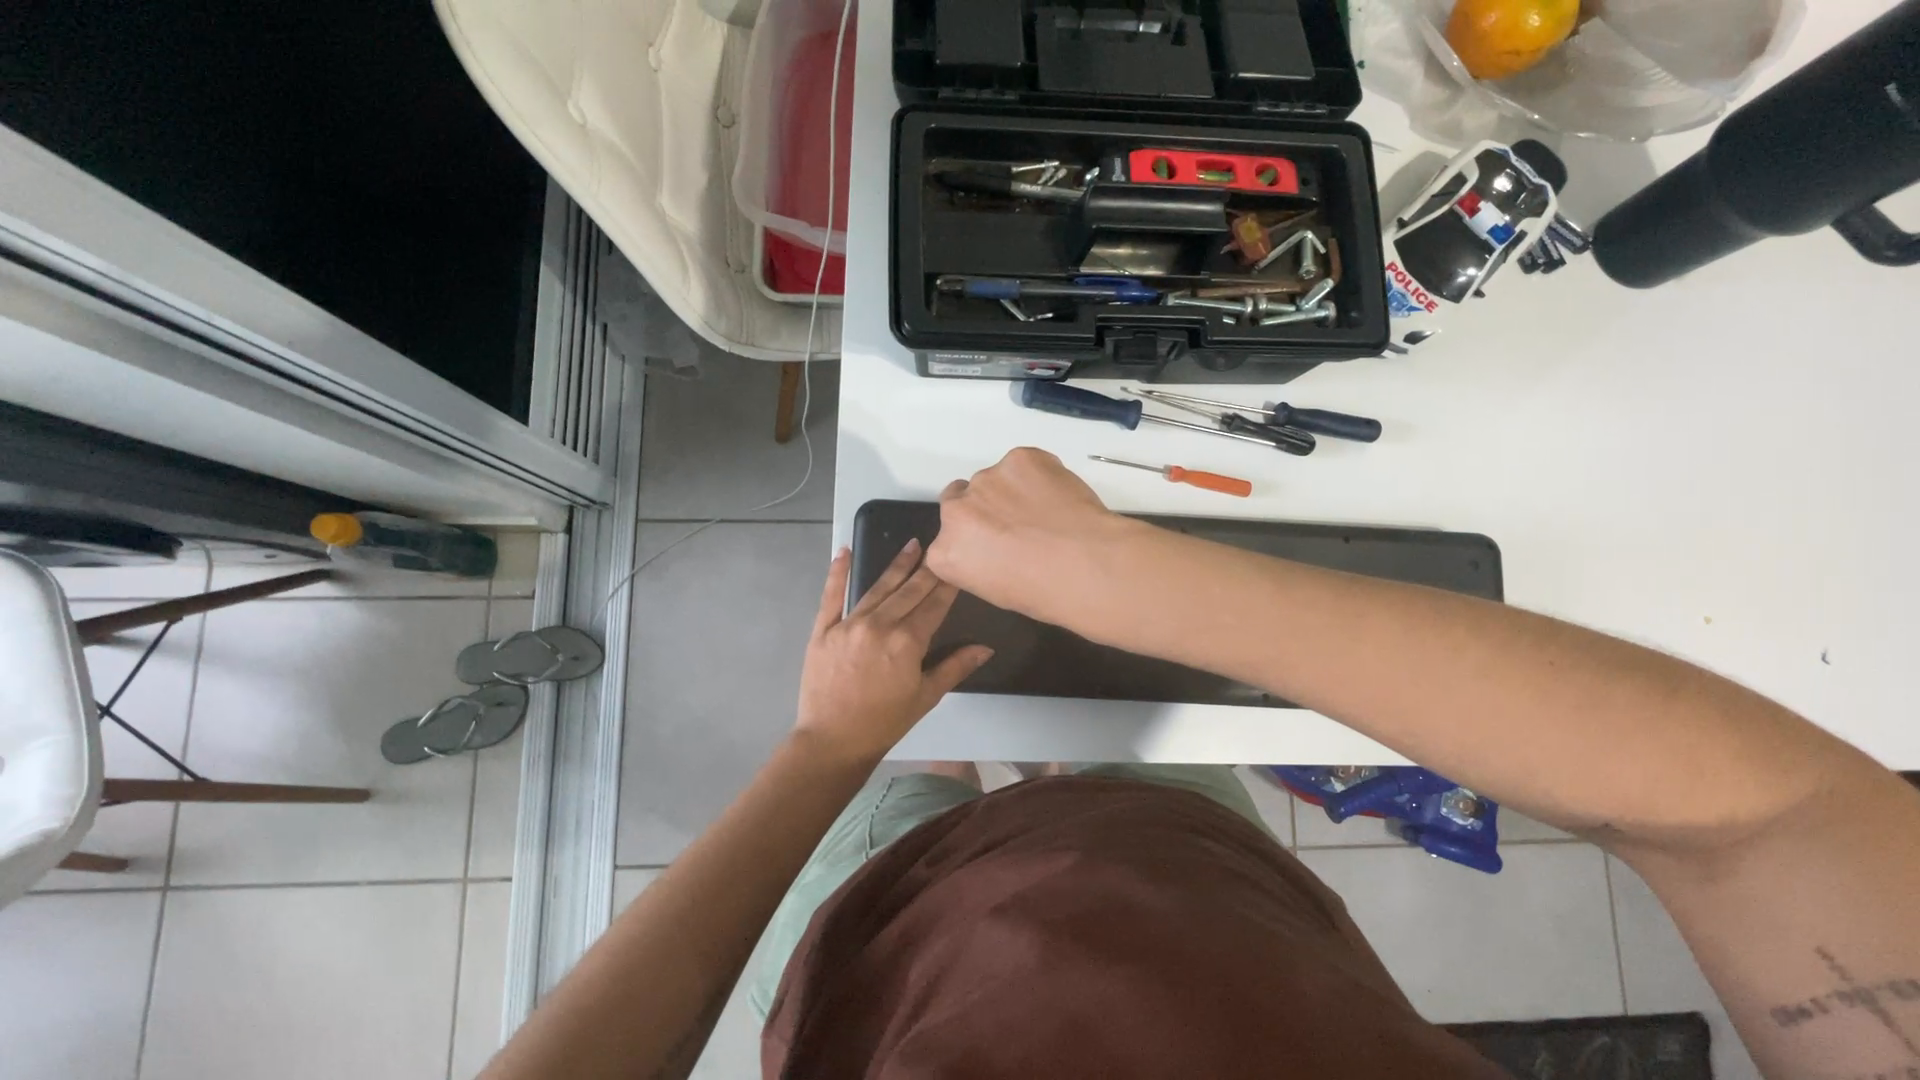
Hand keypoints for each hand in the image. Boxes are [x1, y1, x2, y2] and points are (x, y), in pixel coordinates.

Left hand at [794, 540, 991, 761]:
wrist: (832, 741)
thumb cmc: (884, 723)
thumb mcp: (925, 697)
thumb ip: (955, 667)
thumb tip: (986, 648)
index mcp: (908, 642)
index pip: (934, 605)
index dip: (947, 585)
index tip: (957, 565)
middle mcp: (879, 625)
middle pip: (909, 591)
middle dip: (926, 568)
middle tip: (938, 545)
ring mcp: (848, 624)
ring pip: (877, 588)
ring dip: (896, 565)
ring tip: (910, 544)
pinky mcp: (823, 630)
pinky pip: (831, 596)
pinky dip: (837, 573)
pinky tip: (843, 551)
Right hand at [927, 447, 1136, 623]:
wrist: (1085, 565)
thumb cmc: (1042, 593)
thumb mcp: (995, 590)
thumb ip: (980, 562)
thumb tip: (996, 550)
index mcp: (944, 552)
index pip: (947, 540)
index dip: (974, 540)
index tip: (995, 547)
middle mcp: (956, 511)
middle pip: (960, 499)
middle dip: (983, 509)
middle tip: (1017, 524)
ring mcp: (988, 479)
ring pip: (994, 479)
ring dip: (1012, 491)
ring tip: (1047, 512)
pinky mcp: (1019, 458)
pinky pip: (1024, 463)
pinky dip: (1039, 475)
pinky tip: (1059, 497)